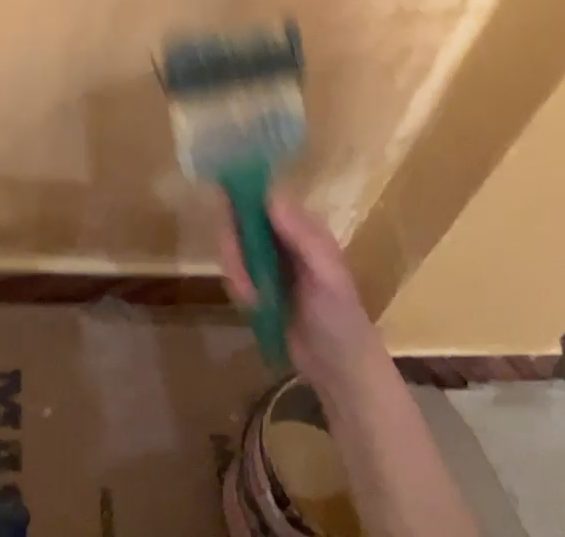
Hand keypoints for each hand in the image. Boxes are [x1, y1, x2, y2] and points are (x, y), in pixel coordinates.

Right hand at [215, 191, 382, 394]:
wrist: (338, 367)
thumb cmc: (340, 316)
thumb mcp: (327, 274)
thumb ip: (303, 236)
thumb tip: (270, 196)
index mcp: (304, 227)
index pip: (263, 198)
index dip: (240, 199)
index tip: (224, 215)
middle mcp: (283, 237)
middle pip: (240, 221)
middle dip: (234, 248)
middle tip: (241, 278)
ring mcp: (269, 260)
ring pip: (234, 248)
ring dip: (236, 272)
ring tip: (252, 299)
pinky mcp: (259, 283)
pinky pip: (235, 273)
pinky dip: (238, 288)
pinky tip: (253, 306)